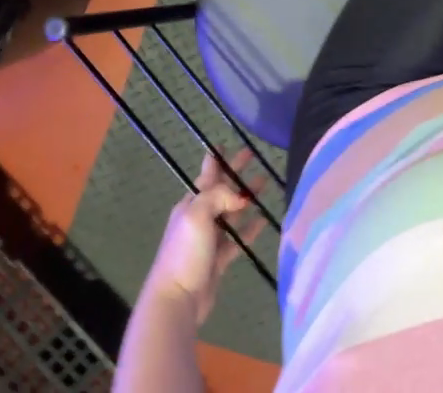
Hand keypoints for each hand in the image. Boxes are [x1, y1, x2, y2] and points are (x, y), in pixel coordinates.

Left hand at [142, 152, 264, 323]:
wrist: (176, 299)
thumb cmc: (184, 253)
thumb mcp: (197, 215)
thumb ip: (218, 197)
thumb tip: (240, 196)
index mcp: (191, 204)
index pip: (206, 174)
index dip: (216, 158)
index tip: (225, 142)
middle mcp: (199, 217)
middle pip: (221, 189)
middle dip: (236, 172)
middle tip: (253, 155)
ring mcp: (209, 239)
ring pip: (232, 211)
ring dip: (247, 197)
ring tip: (266, 183)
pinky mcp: (218, 259)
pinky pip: (238, 238)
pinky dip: (250, 227)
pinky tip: (264, 220)